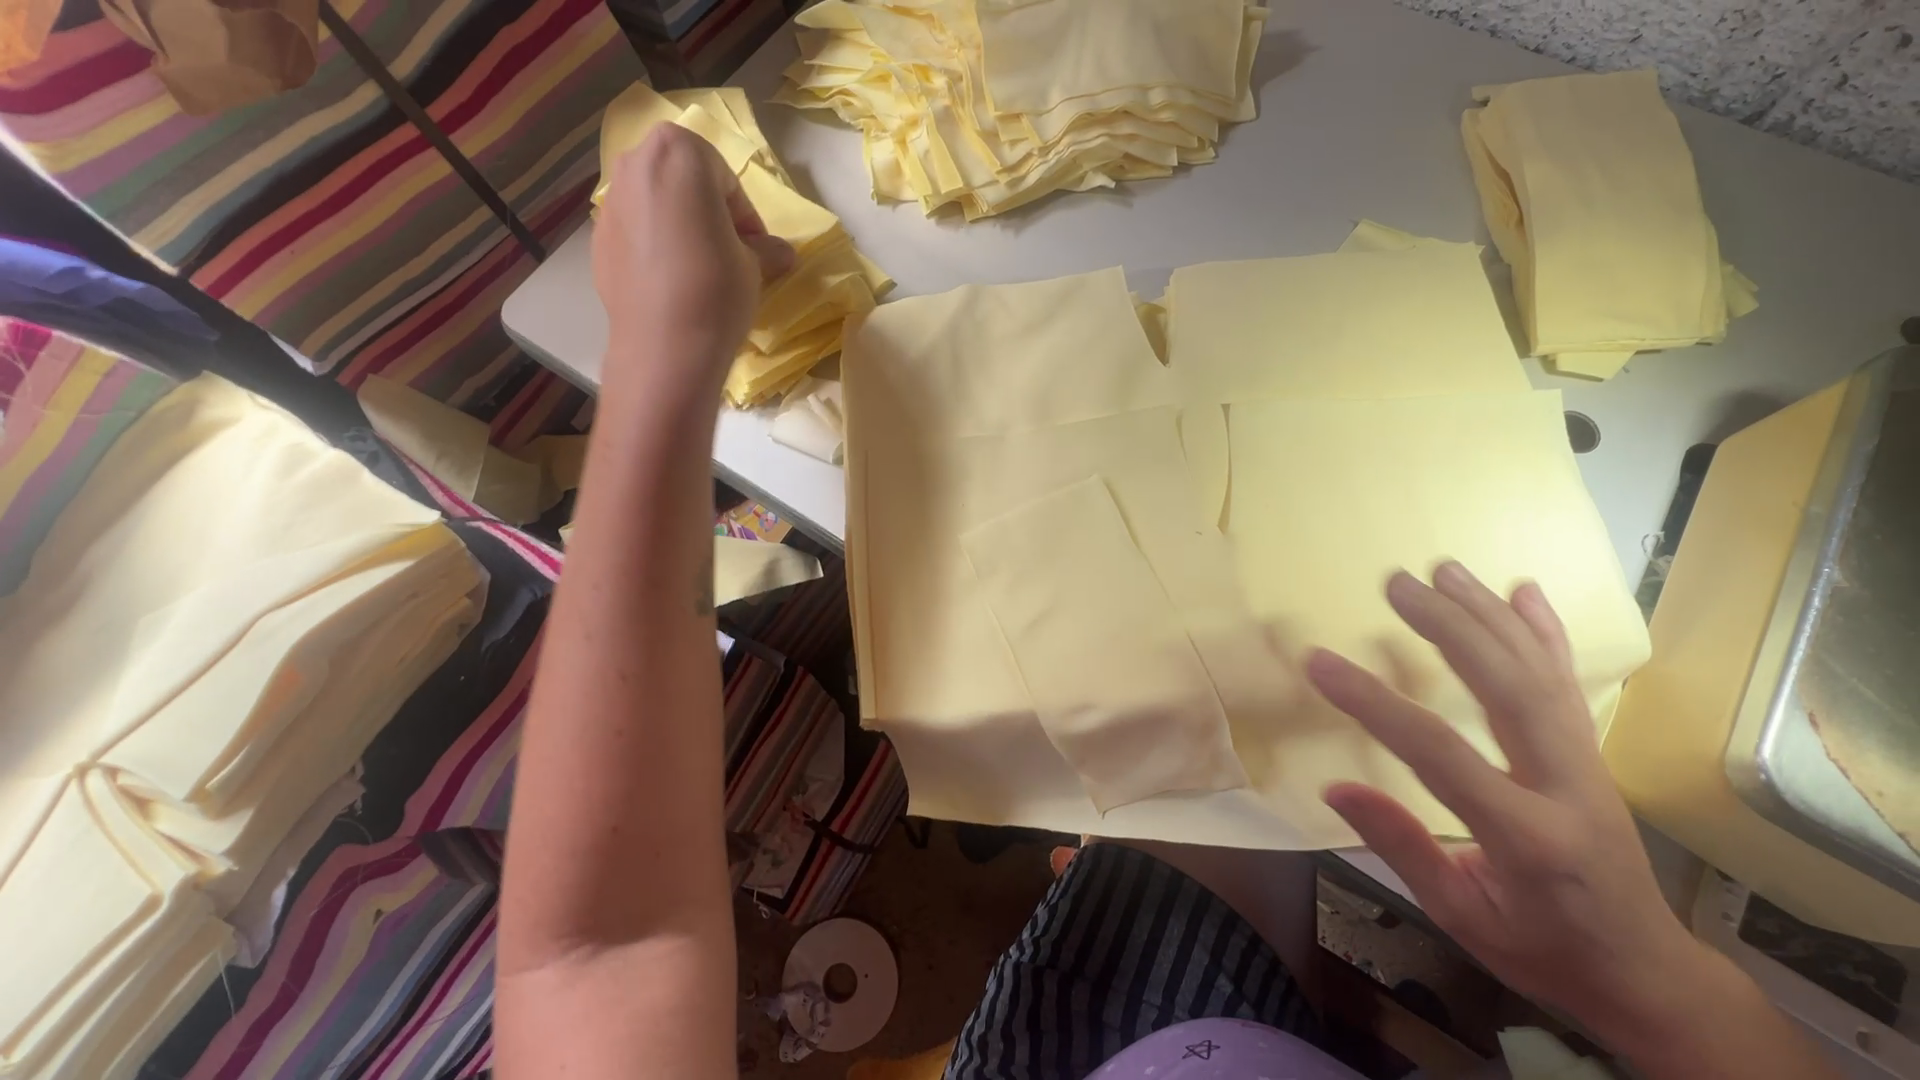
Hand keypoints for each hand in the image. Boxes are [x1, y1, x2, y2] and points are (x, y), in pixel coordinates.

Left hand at [592, 125, 794, 392]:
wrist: (664, 346)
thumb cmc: (716, 289)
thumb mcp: (755, 266)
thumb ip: (766, 249)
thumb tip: (781, 253)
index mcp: (680, 153)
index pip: (725, 177)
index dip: (744, 214)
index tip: (753, 246)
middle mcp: (636, 165)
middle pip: (683, 180)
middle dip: (707, 210)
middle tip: (726, 250)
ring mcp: (611, 202)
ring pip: (656, 203)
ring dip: (679, 225)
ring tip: (697, 268)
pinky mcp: (597, 238)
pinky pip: (636, 231)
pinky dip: (654, 246)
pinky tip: (671, 283)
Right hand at [1305, 563, 1716, 1050]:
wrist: (1645, 971)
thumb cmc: (1543, 951)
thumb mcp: (1462, 917)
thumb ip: (1401, 847)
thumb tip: (1335, 786)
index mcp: (1527, 835)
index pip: (1439, 753)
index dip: (1374, 703)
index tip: (1319, 662)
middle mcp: (1567, 785)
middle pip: (1509, 689)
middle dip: (1451, 628)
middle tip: (1397, 583)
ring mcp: (1588, 765)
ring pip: (1540, 674)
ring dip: (1489, 615)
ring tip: (1444, 569)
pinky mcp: (1594, 755)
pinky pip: (1568, 684)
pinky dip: (1545, 633)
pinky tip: (1521, 592)